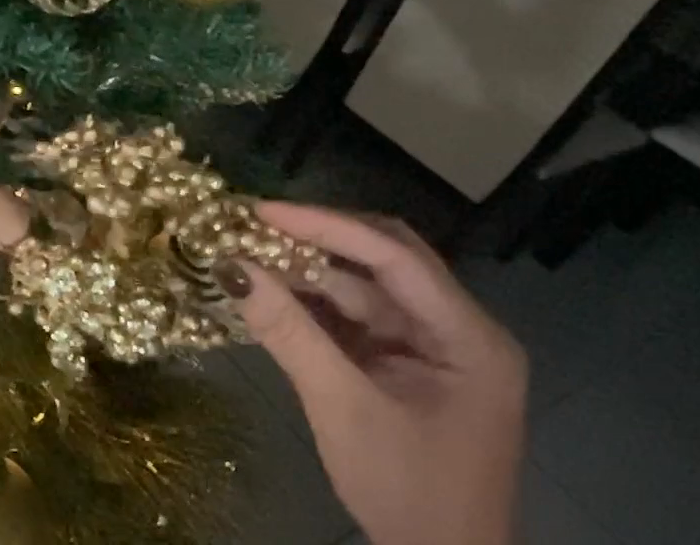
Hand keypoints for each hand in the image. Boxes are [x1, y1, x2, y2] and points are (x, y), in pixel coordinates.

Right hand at [221, 202, 527, 544]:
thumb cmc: (407, 489)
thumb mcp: (342, 407)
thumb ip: (289, 332)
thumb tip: (229, 267)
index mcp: (470, 338)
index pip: (395, 258)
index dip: (325, 226)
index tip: (260, 210)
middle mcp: (456, 329)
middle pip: (383, 259)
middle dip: (316, 238)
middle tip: (250, 222)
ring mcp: (428, 345)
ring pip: (361, 284)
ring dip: (305, 268)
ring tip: (246, 250)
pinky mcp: (399, 361)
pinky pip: (351, 314)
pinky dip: (309, 300)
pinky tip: (267, 288)